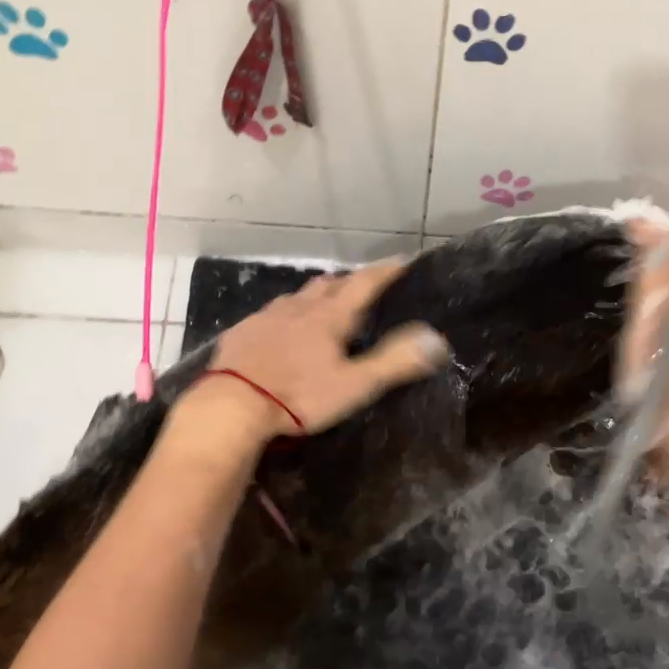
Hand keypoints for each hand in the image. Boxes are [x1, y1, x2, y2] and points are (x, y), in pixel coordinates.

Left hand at [197, 259, 450, 443]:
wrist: (232, 406)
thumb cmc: (299, 396)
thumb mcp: (355, 385)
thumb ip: (395, 361)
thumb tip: (437, 340)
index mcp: (330, 317)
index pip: (365, 283)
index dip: (386, 271)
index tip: (404, 261)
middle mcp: (299, 307)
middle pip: (330, 284)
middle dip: (350, 282)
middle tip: (365, 288)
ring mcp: (267, 316)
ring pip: (298, 296)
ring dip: (317, 296)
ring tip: (326, 305)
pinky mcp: (243, 332)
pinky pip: (271, 314)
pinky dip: (286, 315)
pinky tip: (282, 329)